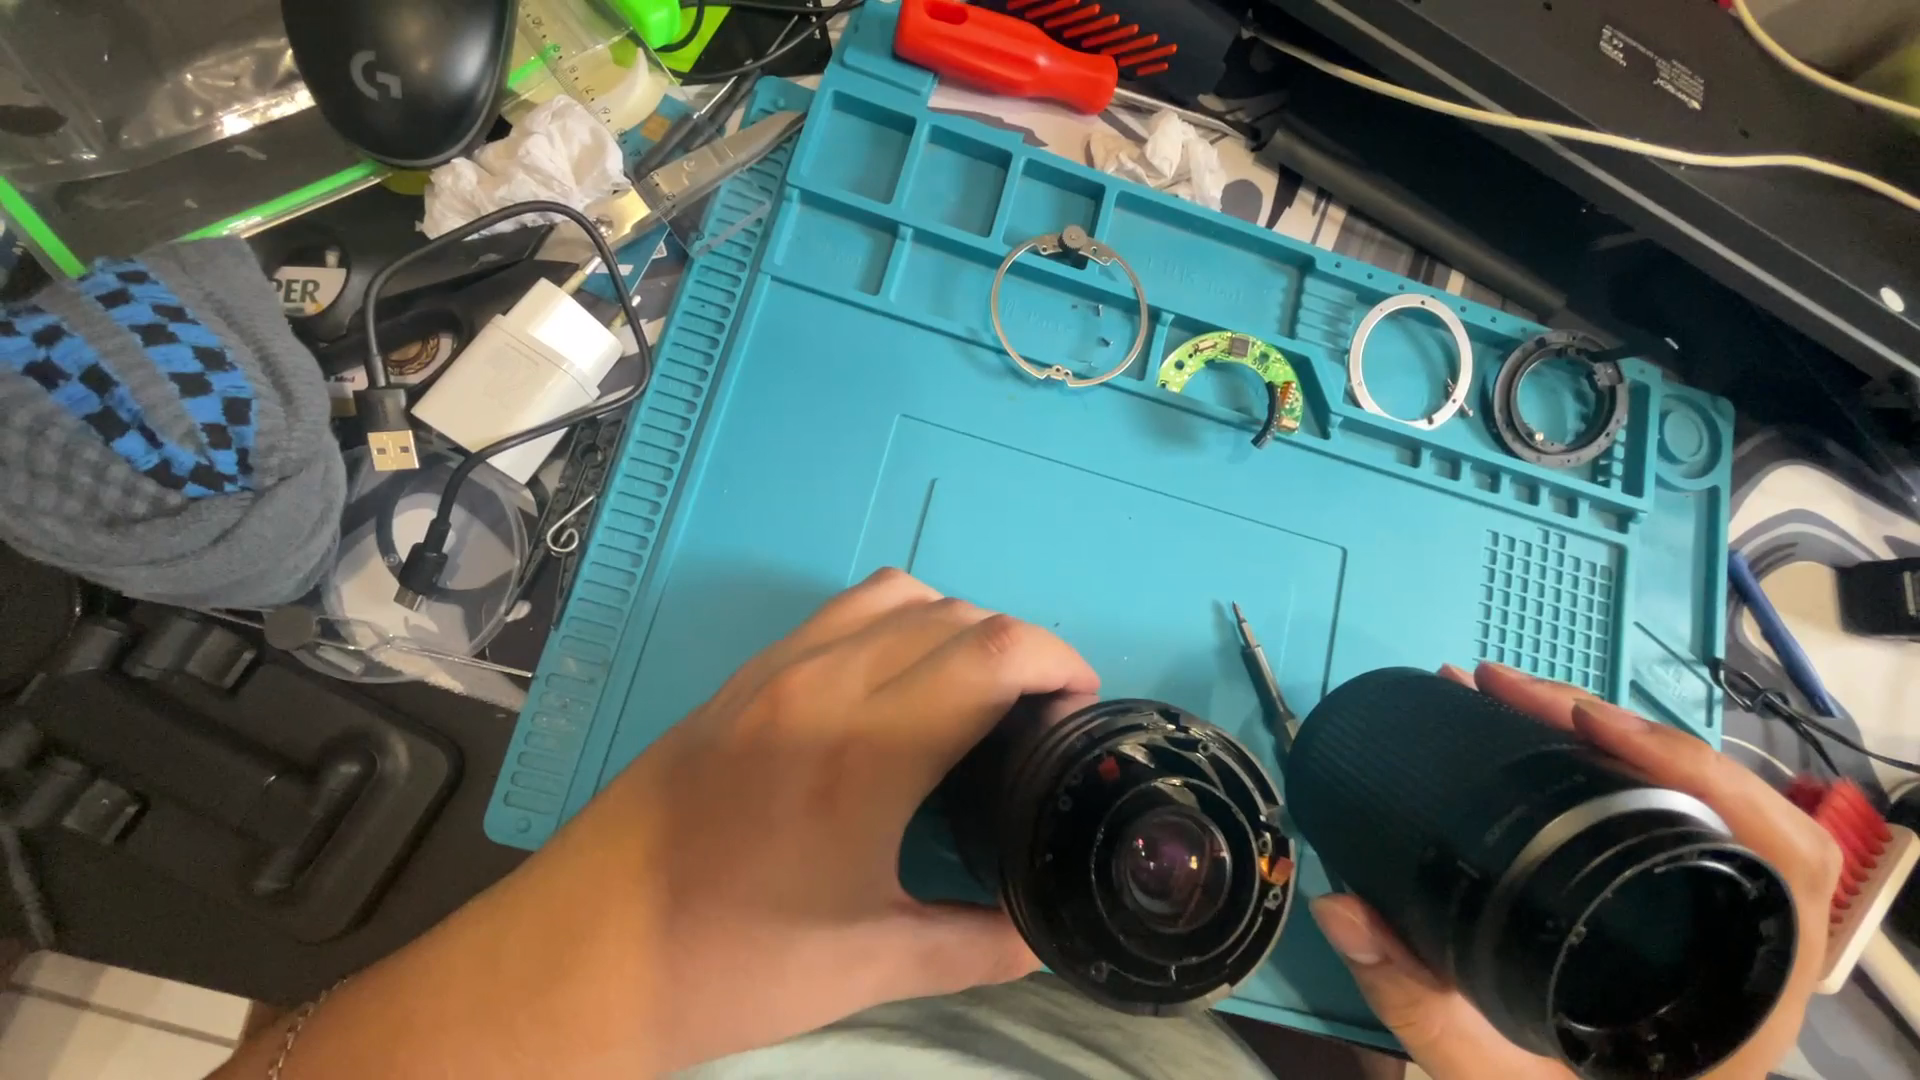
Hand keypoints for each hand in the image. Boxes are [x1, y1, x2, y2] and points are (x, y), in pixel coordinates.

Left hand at [489, 569, 1101, 1074]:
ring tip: (975, 686)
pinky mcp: (749, 670)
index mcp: (869, 750)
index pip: (993, 652)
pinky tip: (901, 678)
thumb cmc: (729, 961)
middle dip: (1021, 648)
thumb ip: (977, 943)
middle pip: (960, 615)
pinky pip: (846, 609)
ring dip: (960, 624)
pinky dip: (901, 619)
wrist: (584, 948)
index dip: (1058, 662)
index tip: (1079, 705)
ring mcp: (781, 666)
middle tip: (1037, 712)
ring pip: (902, 594)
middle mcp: (828, 682)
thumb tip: (1046, 932)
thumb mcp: (868, 962)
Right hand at [1308, 662, 1841, 1079]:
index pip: (1776, 858)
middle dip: (1608, 724)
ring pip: (1679, 797)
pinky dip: (1584, 760)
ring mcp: (1693, 917)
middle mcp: (1733, 944)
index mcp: (1735, 992)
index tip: (1577, 721)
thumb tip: (1338, 904)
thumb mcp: (1485, 1077)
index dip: (1694, 770)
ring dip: (1592, 730)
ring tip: (1494, 692)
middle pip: (1719, 802)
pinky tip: (1517, 734)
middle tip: (1498, 686)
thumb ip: (1417, 1002)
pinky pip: (1640, 812)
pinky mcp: (1647, 900)